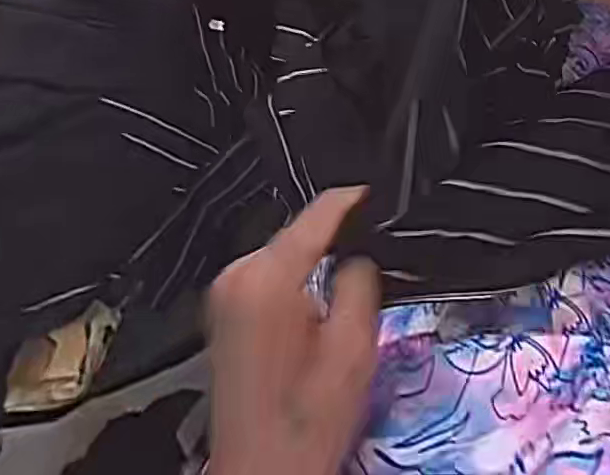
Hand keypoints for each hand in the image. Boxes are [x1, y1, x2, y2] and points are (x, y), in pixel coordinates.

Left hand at [208, 187, 379, 474]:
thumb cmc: (307, 418)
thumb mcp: (355, 346)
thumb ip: (362, 279)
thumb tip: (360, 254)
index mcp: (266, 278)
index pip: (319, 210)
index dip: (357, 196)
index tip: (384, 191)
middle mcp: (237, 276)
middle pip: (301, 228)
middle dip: (339, 230)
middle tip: (376, 238)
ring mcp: (225, 292)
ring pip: (287, 247)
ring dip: (319, 251)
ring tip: (354, 263)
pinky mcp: (225, 309)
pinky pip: (272, 269)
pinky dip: (299, 270)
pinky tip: (321, 290)